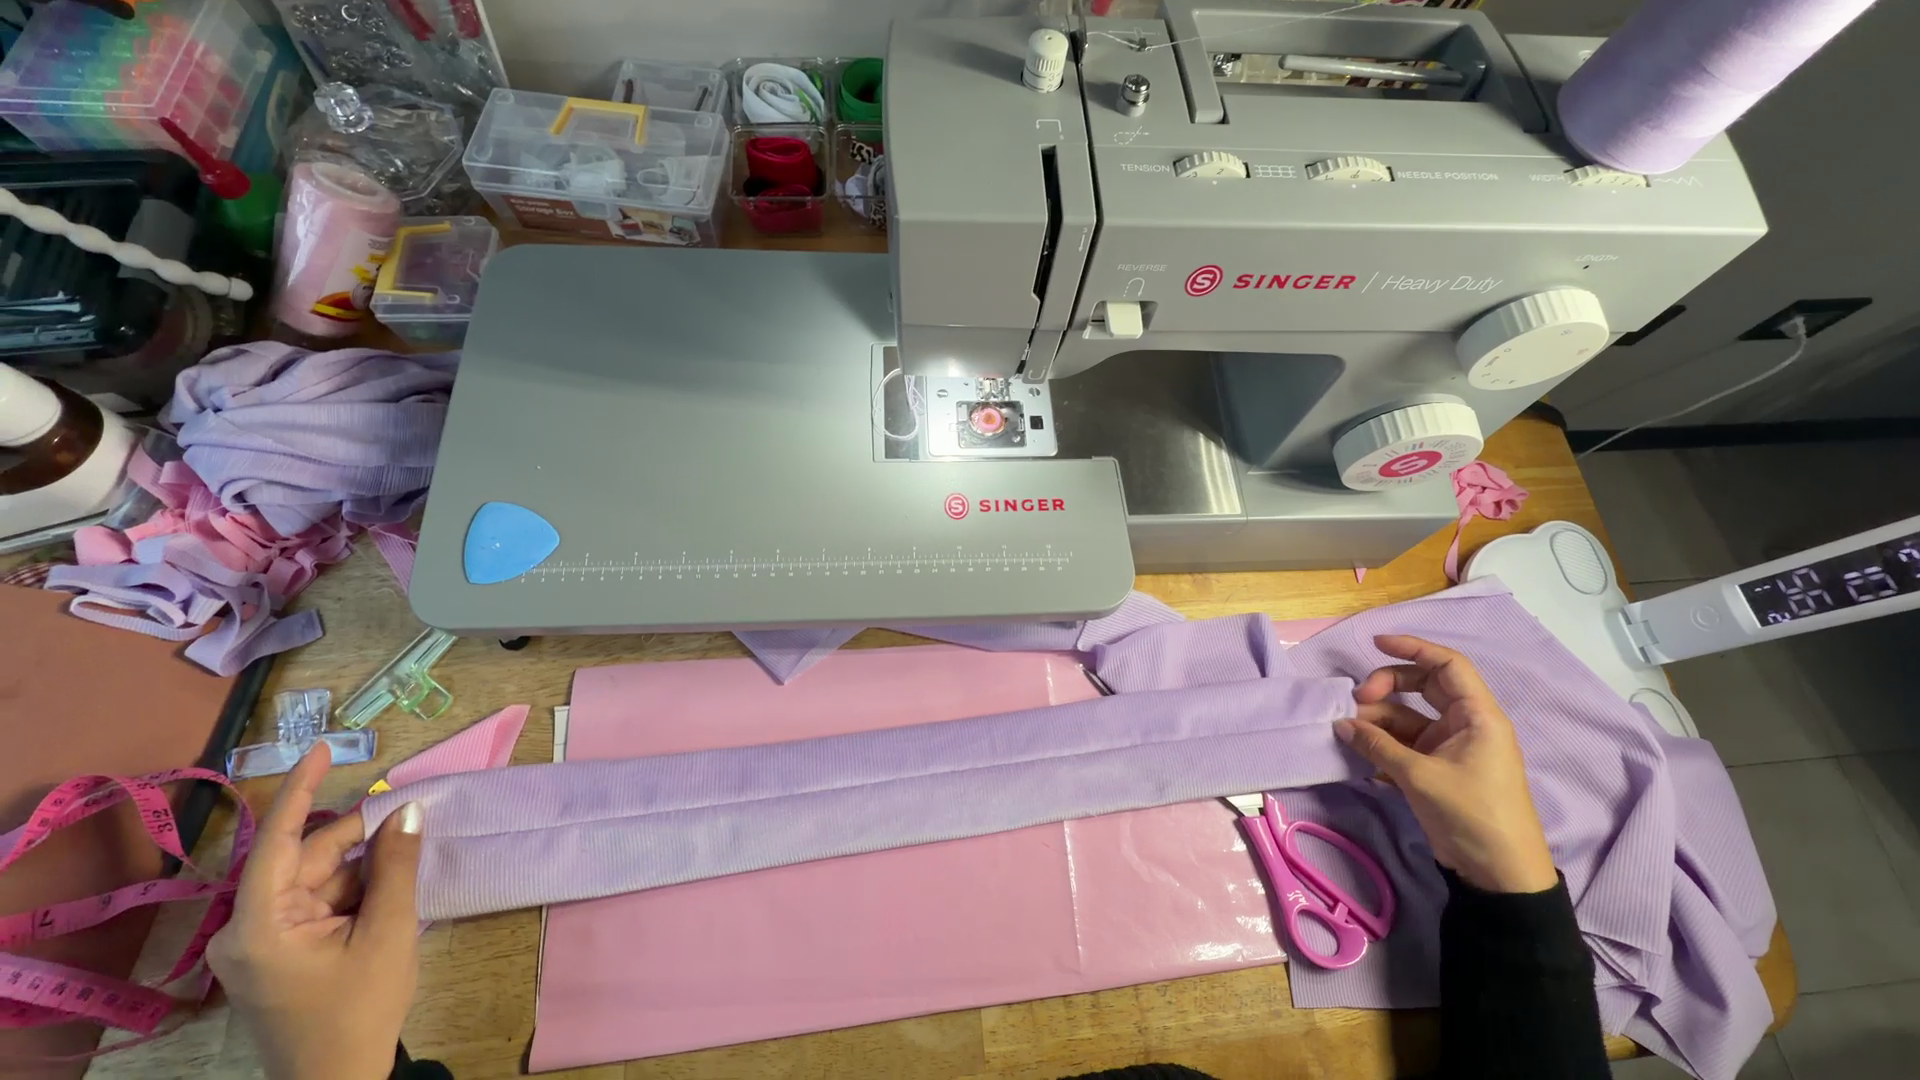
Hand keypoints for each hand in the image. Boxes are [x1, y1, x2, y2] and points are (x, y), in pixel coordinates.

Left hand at [208, 744, 424, 1079]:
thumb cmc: (358, 1009)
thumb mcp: (388, 932)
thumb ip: (395, 866)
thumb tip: (407, 810)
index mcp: (259, 924)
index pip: (276, 841)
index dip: (299, 790)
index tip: (324, 749)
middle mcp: (248, 926)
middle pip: (306, 857)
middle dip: (357, 836)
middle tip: (409, 815)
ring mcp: (263, 939)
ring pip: (318, 875)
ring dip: (363, 864)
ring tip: (406, 858)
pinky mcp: (282, 948)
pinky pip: (321, 897)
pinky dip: (357, 886)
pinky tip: (389, 887)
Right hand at [1334, 634, 1558, 894]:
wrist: (1498, 873)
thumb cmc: (1472, 814)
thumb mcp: (1420, 777)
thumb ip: (1377, 746)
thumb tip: (1342, 724)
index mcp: (1478, 716)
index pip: (1447, 665)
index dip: (1413, 649)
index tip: (1376, 644)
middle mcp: (1466, 724)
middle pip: (1423, 686)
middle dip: (1386, 686)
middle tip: (1357, 700)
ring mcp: (1451, 747)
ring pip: (1408, 717)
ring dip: (1378, 720)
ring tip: (1350, 732)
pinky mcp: (1438, 770)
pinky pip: (1404, 744)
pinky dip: (1382, 745)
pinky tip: (1360, 755)